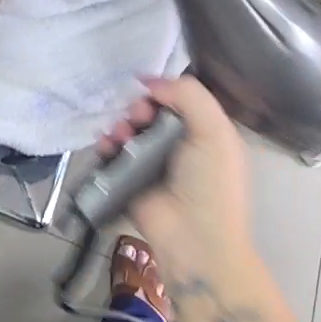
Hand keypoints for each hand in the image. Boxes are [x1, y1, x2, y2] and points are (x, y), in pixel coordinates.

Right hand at [99, 76, 251, 253]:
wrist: (194, 239)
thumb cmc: (210, 183)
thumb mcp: (214, 132)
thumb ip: (188, 95)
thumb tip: (150, 82)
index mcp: (204, 133)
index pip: (178, 99)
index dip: (162, 91)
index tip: (150, 94)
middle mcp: (178, 145)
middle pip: (149, 112)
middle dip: (138, 108)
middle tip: (135, 116)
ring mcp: (151, 163)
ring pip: (128, 129)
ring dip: (120, 125)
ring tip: (119, 135)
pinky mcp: (128, 179)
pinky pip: (111, 153)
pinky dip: (106, 145)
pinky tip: (106, 146)